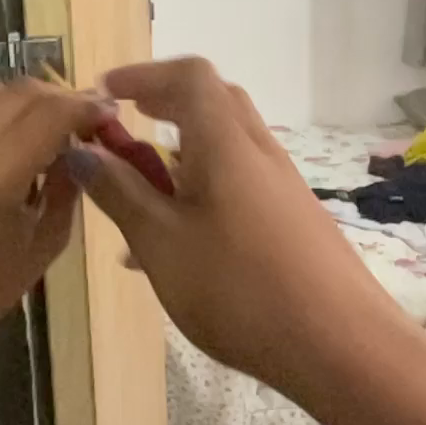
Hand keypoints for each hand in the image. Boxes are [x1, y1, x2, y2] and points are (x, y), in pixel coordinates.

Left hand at [0, 79, 112, 359]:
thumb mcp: (45, 240)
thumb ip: (67, 184)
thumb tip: (81, 146)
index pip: (51, 113)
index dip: (85, 106)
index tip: (108, 112)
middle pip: (20, 92)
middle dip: (58, 97)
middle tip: (82, 116)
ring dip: (25, 103)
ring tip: (46, 127)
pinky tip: (6, 145)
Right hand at [73, 58, 405, 387]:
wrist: (344, 350)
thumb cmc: (240, 288)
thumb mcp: (161, 241)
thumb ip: (118, 191)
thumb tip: (80, 151)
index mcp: (225, 142)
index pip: (188, 76)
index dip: (142, 74)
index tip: (104, 94)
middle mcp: (257, 152)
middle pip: (212, 102)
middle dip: (163, 105)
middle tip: (124, 126)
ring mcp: (280, 186)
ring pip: (224, 146)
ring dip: (178, 152)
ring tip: (138, 192)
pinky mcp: (291, 219)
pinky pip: (237, 183)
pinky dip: (200, 189)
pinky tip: (175, 243)